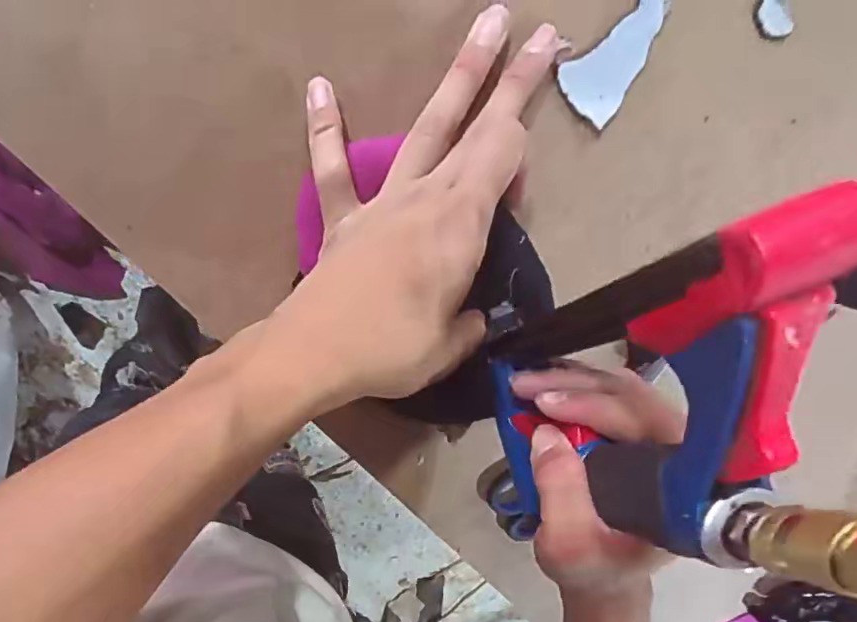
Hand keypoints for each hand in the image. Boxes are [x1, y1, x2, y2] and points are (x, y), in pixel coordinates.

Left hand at [262, 7, 560, 412]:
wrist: (311, 353)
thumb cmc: (386, 352)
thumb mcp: (444, 351)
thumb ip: (466, 330)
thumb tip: (474, 320)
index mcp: (461, 223)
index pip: (505, 157)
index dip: (521, 161)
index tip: (514, 203)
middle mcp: (425, 198)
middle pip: (477, 128)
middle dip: (514, 80)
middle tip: (545, 34)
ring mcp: (380, 204)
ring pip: (424, 129)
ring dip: (457, 77)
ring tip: (486, 22)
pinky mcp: (341, 221)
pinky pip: (332, 170)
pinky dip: (325, 129)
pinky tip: (318, 87)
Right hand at [512, 364, 683, 599]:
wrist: (606, 584)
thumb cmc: (591, 570)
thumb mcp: (567, 542)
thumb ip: (560, 490)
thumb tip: (543, 432)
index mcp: (680, 478)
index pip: (640, 421)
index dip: (589, 406)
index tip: (540, 402)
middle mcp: (684, 450)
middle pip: (632, 395)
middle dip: (572, 385)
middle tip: (521, 383)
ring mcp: (665, 441)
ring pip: (623, 391)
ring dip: (572, 382)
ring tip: (528, 382)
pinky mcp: (643, 440)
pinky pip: (614, 401)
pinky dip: (577, 390)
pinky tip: (546, 388)